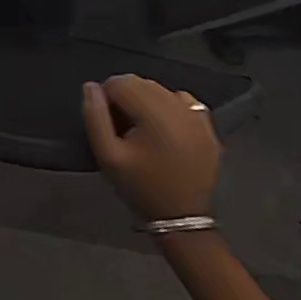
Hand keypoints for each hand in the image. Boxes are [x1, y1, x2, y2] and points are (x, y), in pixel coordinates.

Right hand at [82, 74, 220, 220]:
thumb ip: (94, 116)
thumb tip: (91, 87)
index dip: (106, 97)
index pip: (122, 83)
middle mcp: (181, 113)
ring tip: (140, 126)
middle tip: (121, 124)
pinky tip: (163, 125)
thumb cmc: (139, 186)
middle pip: (142, 82)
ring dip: (145, 99)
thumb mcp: (106, 155)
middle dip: (125, 96)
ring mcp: (199, 121)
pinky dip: (169, 105)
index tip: (108, 120)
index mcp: (157, 119)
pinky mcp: (209, 129)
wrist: (180, 217)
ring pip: (162, 89)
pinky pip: (184, 100)